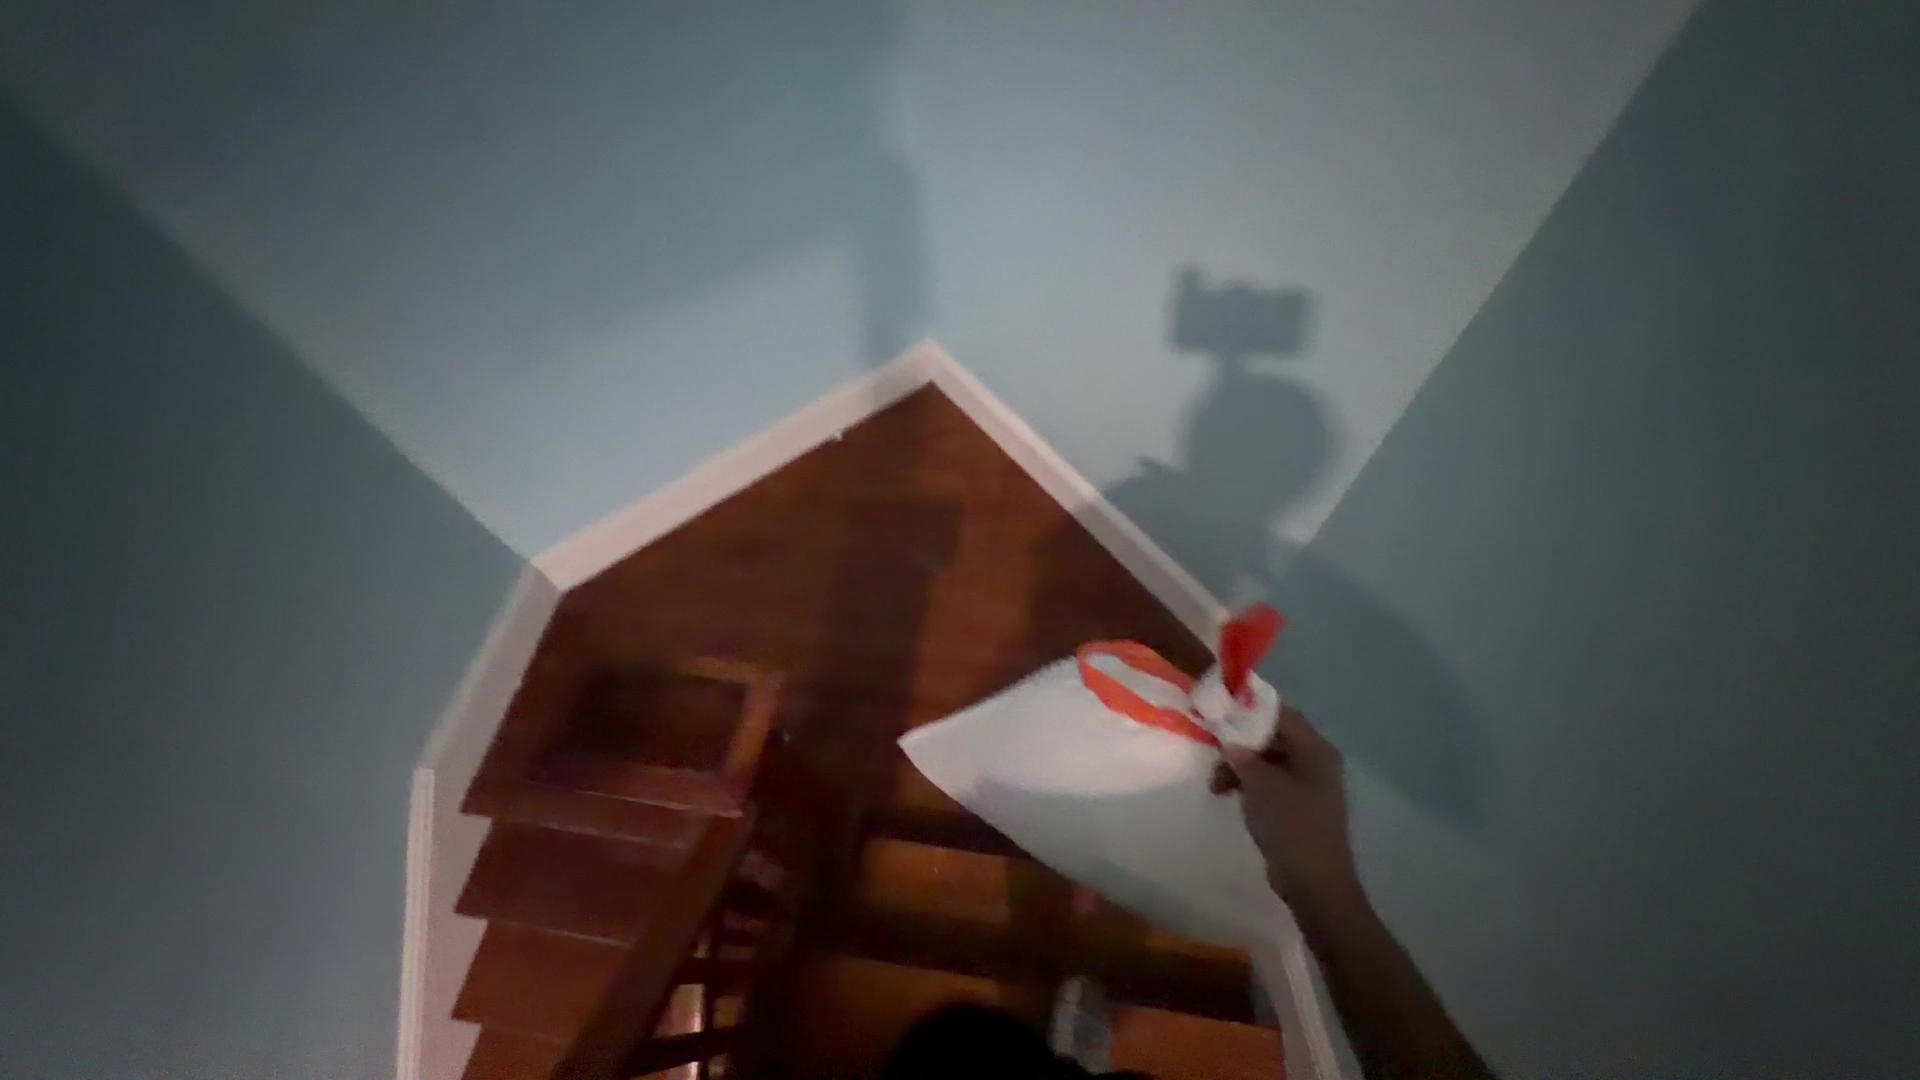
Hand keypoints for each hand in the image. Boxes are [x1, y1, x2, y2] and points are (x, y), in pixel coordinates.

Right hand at [1213, 705, 1361, 910]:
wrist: (1314, 882)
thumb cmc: (1291, 825)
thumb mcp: (1261, 785)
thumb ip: (1243, 755)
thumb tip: (1230, 740)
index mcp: (1315, 749)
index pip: (1280, 713)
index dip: (1249, 708)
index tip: (1218, 710)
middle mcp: (1315, 760)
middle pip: (1272, 735)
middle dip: (1239, 741)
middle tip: (1212, 749)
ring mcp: (1307, 784)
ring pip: (1266, 759)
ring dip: (1239, 765)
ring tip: (1216, 783)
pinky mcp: (1297, 805)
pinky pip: (1268, 780)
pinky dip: (1248, 782)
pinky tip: (1227, 793)